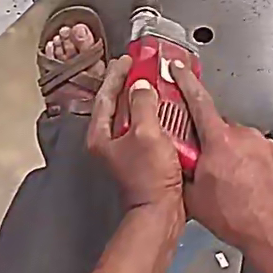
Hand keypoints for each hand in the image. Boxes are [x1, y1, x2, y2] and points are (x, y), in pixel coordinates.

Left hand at [86, 55, 184, 216]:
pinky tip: (170, 111)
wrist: (161, 212)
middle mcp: (111, 143)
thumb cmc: (148, 179)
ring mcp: (128, 151)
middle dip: (131, 84)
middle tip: (142, 68)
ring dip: (147, 100)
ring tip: (158, 84)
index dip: (117, 75)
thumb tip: (142, 87)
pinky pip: (149, 129)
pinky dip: (158, 116)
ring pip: (135, 116)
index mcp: (102, 136)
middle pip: (119, 105)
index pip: (105, 96)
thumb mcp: (146, 133)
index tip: (127, 60)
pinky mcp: (144, 158)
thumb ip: (143, 105)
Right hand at [173, 69, 272, 259]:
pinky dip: (258, 168)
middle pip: (222, 130)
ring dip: (238, 159)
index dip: (185, 81)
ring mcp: (267, 145)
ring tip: (238, 186)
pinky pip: (264, 156)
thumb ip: (183, 171)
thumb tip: (175, 163)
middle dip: (216, 145)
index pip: (197, 101)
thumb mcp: (194, 197)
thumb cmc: (239, 219)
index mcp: (219, 141)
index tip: (178, 68)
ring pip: (244, 144)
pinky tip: (256, 189)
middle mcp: (245, 137)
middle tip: (213, 170)